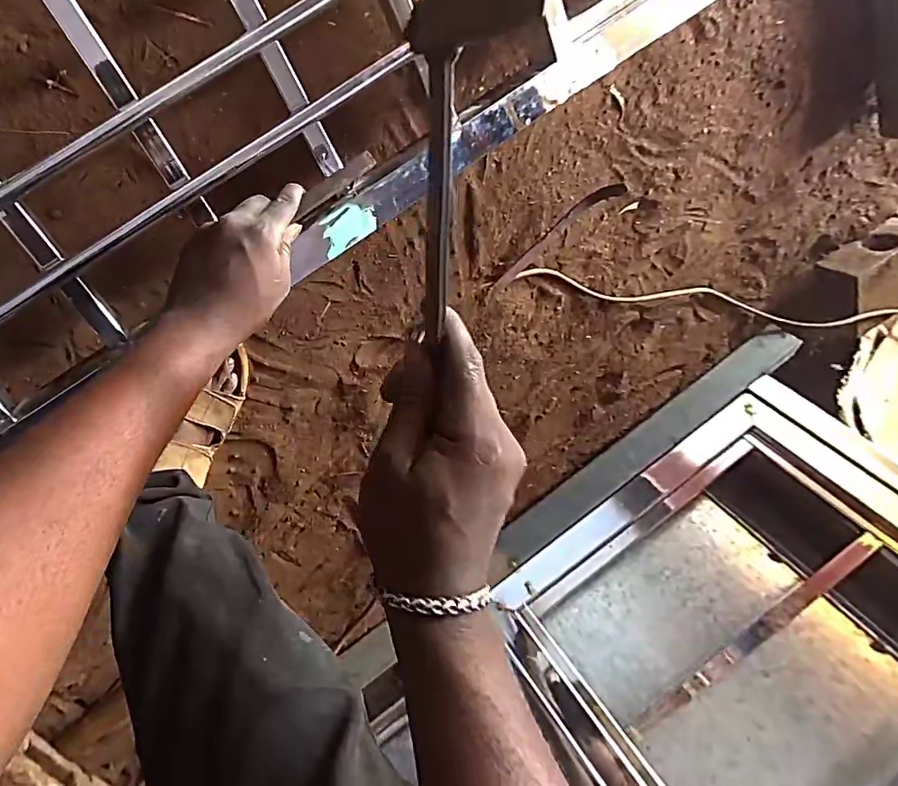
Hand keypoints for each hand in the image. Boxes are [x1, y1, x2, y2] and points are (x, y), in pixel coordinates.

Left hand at [158, 185, 303, 356]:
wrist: (197, 322)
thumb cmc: (243, 310)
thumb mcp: (278, 283)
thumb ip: (285, 250)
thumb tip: (289, 231)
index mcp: (262, 232)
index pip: (283, 204)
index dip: (292, 196)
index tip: (296, 191)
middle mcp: (235, 222)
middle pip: (257, 202)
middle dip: (267, 212)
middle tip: (272, 233)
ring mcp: (211, 229)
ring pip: (235, 216)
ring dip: (244, 226)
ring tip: (246, 255)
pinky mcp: (194, 238)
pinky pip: (216, 229)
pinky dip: (225, 238)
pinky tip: (225, 261)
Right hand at [357, 309, 524, 598]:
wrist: (436, 593)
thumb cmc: (402, 529)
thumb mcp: (392, 461)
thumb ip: (410, 402)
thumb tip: (418, 352)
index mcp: (475, 438)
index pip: (465, 365)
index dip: (447, 331)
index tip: (429, 304)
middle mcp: (503, 439)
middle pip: (470, 378)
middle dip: (433, 366)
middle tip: (388, 389)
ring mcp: (508, 453)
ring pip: (472, 397)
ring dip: (438, 390)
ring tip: (398, 412)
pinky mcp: (503, 465)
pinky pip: (475, 419)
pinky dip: (448, 411)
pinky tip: (421, 429)